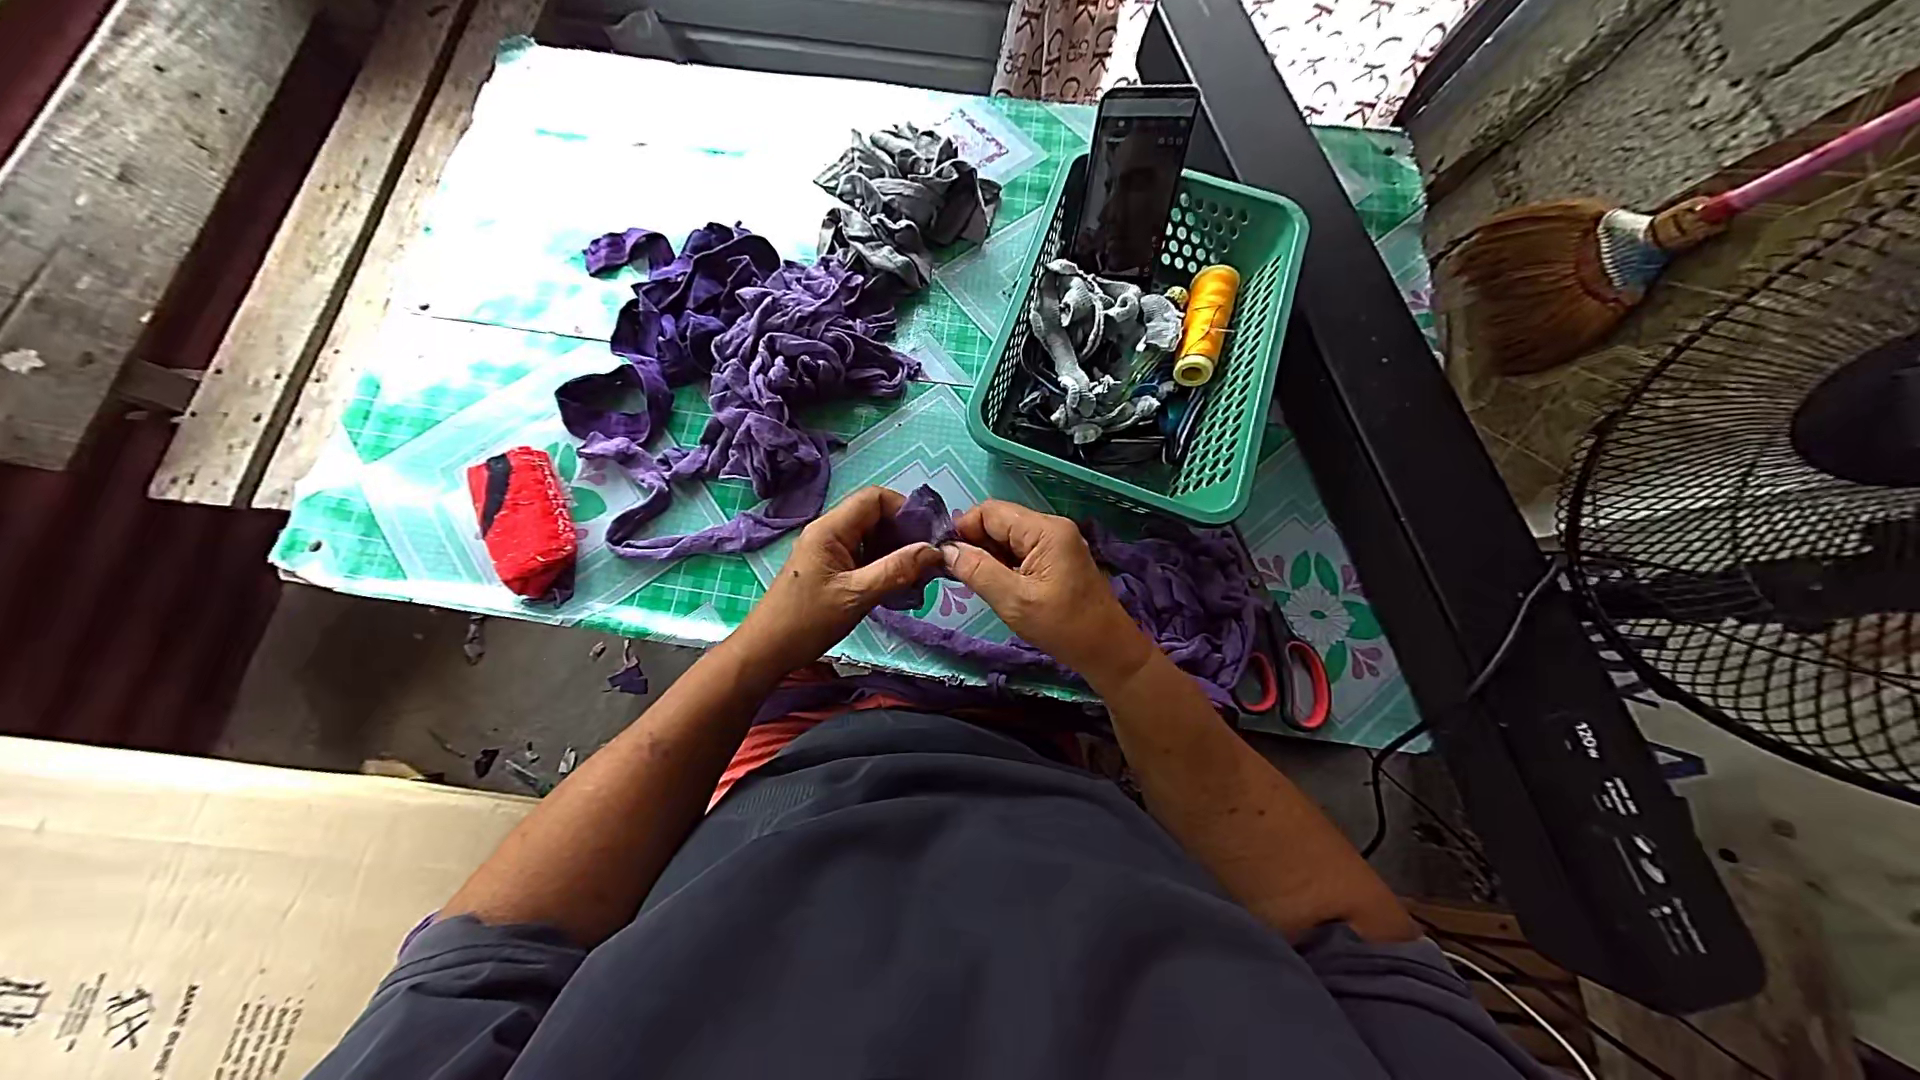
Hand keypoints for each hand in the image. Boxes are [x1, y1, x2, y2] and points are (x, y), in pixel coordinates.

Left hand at [727, 487, 943, 678]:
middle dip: (904, 533)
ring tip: (918, 574)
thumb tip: (934, 550)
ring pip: (872, 536)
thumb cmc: (805, 622)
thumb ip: (896, 570)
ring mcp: (829, 551)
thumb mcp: (856, 596)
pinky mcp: (832, 569)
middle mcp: (829, 532)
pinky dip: (885, 565)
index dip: (905, 510)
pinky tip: (899, 584)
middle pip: (875, 515)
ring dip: (897, 551)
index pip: (875, 498)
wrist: (766, 651)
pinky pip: (864, 555)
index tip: (928, 535)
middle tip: (928, 559)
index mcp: (830, 529)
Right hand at [940, 500, 1155, 687]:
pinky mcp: (1056, 559)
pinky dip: (1003, 565)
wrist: (1108, 652)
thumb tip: (946, 549)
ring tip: (976, 584)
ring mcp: (1056, 542)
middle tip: (959, 575)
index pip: (990, 511)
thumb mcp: (1014, 601)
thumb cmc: (1064, 627)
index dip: (964, 530)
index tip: (946, 558)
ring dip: (988, 557)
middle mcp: (1051, 527)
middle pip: (999, 521)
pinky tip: (996, 587)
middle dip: (975, 544)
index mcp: (1045, 530)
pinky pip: (1020, 552)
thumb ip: (977, 570)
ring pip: (1007, 538)